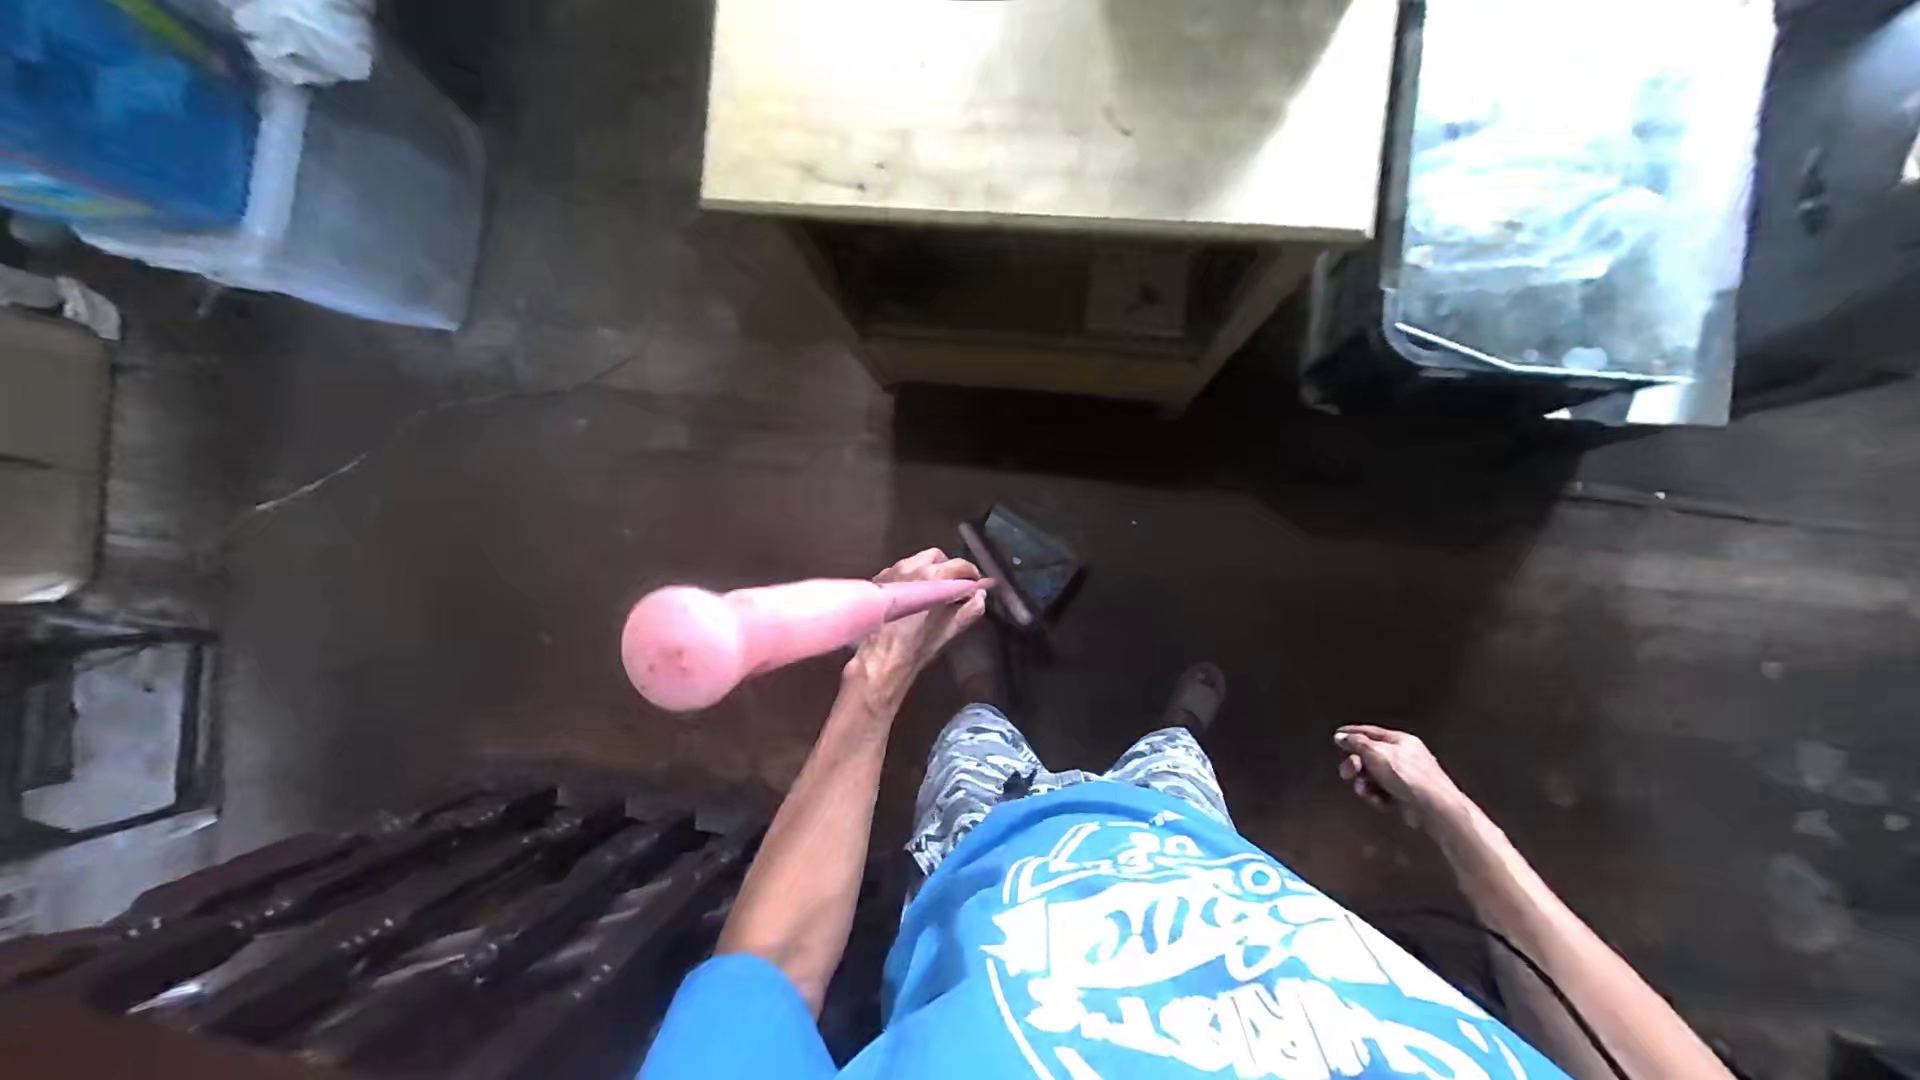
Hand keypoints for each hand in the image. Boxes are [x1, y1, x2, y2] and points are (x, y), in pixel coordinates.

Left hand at [844, 548, 985, 710]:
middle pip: (936, 556)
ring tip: (933, 593)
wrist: (880, 658)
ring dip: (928, 572)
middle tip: (955, 586)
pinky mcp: (877, 581)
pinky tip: (912, 598)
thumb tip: (979, 596)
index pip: (959, 564)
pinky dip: (910, 579)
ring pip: (916, 561)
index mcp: (932, 576)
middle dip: (948, 568)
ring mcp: (891, 573)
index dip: (972, 573)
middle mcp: (909, 568)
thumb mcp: (950, 629)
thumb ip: (970, 609)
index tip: (975, 583)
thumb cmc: (916, 646)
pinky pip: (899, 571)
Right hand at [1334, 725, 1469, 831]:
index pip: (1369, 732)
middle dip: (1354, 765)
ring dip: (1363, 784)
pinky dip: (1376, 797)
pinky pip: (1381, 792)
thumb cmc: (1410, 777)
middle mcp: (1403, 757)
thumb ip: (1356, 743)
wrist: (1436, 810)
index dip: (1351, 734)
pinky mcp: (1405, 796)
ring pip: (1372, 776)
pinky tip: (1378, 800)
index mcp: (1400, 741)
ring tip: (1365, 791)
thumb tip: (1342, 736)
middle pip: (1368, 756)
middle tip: (1348, 772)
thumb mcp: (1377, 753)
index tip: (1336, 737)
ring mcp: (1404, 777)